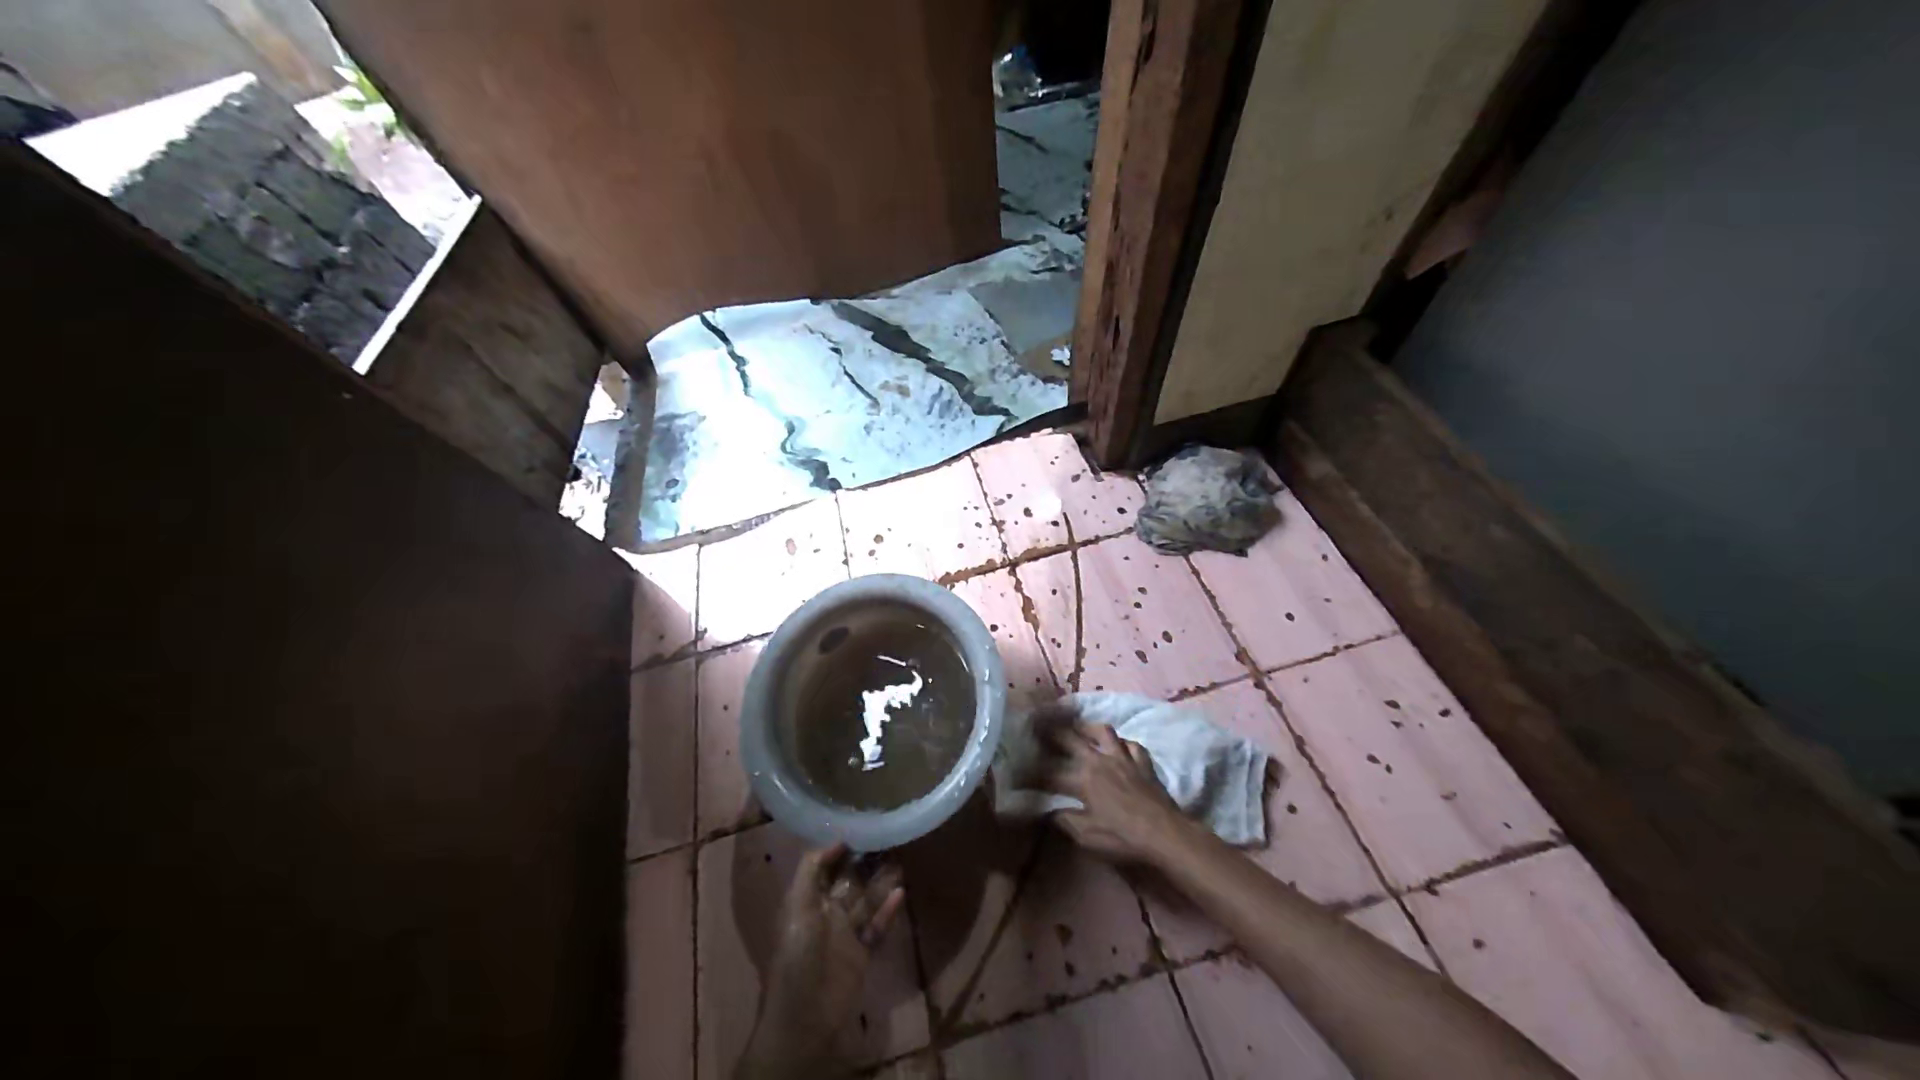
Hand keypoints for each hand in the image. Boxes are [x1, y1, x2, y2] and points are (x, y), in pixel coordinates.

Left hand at [738, 843, 904, 1078]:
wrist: (804, 1017)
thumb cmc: (796, 955)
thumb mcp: (796, 906)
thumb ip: (812, 869)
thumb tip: (837, 838)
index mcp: (806, 900)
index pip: (825, 866)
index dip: (841, 847)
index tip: (862, 824)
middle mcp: (826, 913)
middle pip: (849, 881)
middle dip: (866, 861)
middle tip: (889, 836)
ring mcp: (845, 934)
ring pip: (866, 900)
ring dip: (881, 882)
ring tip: (900, 859)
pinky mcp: (861, 953)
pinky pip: (877, 927)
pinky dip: (888, 911)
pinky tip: (901, 893)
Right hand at [1040, 715, 1188, 865]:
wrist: (1165, 833)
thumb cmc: (1123, 837)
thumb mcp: (1086, 836)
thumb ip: (1063, 821)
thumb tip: (1046, 812)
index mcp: (1082, 779)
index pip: (1048, 773)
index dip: (1030, 774)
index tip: (1016, 776)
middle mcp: (1098, 760)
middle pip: (1070, 738)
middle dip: (1050, 732)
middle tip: (1038, 725)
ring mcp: (1123, 757)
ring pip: (1102, 731)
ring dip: (1087, 728)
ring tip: (1079, 729)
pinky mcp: (1143, 762)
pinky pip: (1131, 744)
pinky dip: (1122, 744)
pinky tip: (1118, 747)